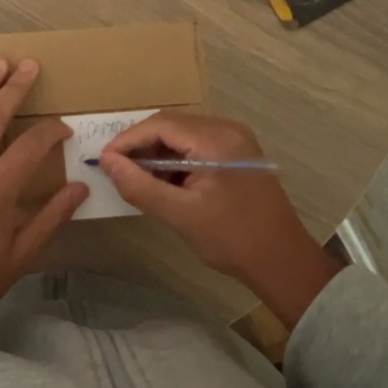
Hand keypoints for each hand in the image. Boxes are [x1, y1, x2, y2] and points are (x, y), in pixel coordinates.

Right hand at [100, 111, 341, 327]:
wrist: (284, 262)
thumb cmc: (233, 239)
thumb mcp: (181, 216)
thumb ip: (141, 187)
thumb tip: (106, 163)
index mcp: (217, 140)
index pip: (161, 125)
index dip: (128, 140)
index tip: (103, 161)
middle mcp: (227, 130)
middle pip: (171, 126)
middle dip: (141, 146)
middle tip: (115, 170)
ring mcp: (235, 141)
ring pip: (182, 136)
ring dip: (157, 154)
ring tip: (137, 180)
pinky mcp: (237, 154)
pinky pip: (196, 146)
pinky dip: (175, 161)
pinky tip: (163, 184)